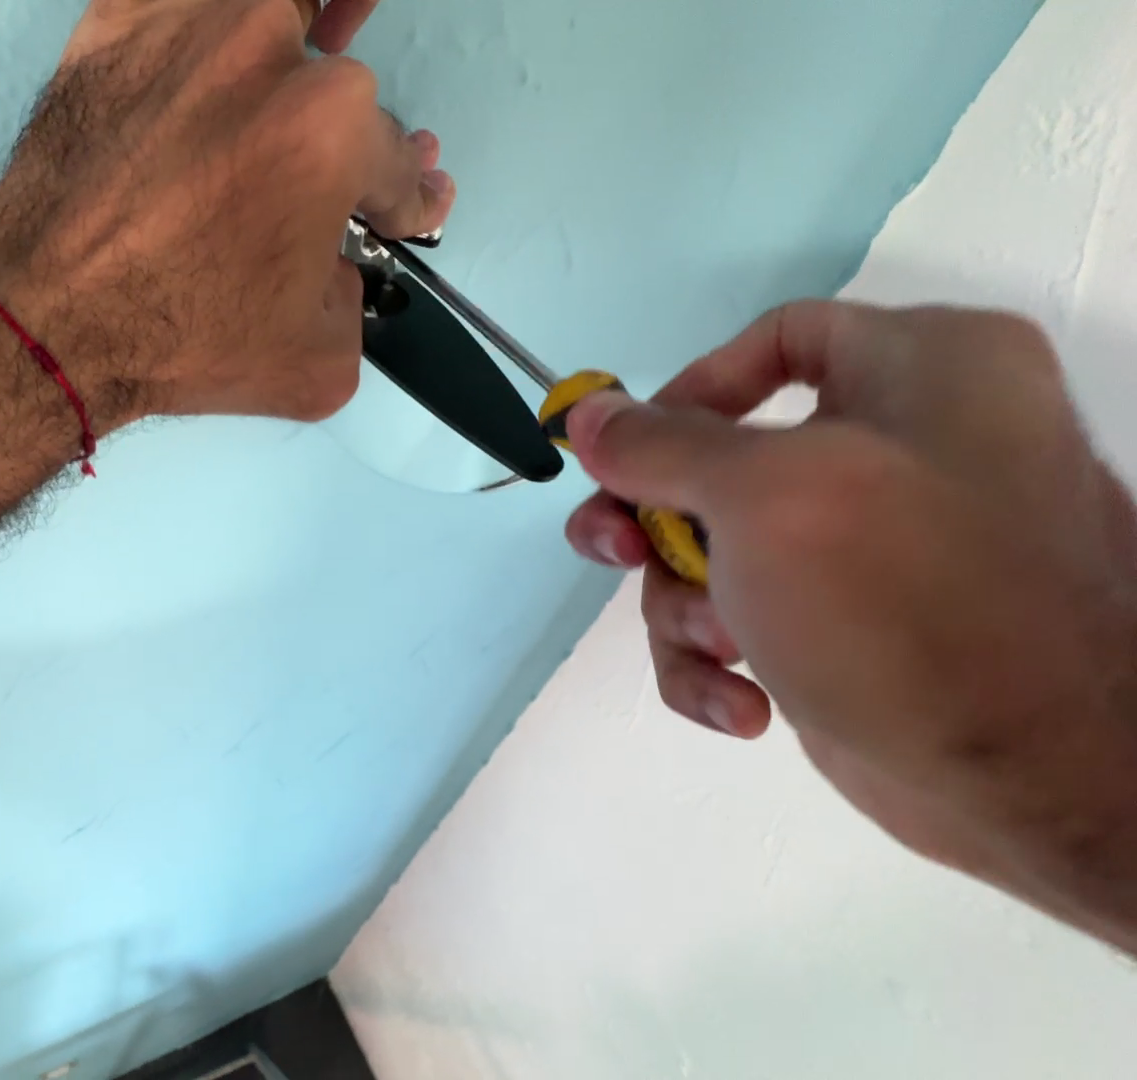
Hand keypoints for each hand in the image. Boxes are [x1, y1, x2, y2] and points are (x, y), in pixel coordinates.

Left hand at [0, 0, 453, 429]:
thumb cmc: (173, 342)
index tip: (405, 211)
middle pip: (338, 86)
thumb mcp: (314, 364)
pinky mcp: (116, 24)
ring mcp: (185, 26)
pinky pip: (182, 13)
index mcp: (330, 131)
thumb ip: (354, 305)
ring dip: (298, 39)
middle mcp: (265, 51)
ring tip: (305, 63)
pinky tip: (216, 63)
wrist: (46, 321)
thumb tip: (334, 271)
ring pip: (270, 14)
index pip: (396, 165)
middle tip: (341, 174)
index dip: (407, 200)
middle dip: (351, 141)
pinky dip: (207, 34)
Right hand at [564, 301, 1136, 948]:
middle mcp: (897, 448)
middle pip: (711, 458)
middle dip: (650, 522)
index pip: (773, 340)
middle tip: (621, 556)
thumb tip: (584, 413)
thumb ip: (660, 445)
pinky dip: (711, 661)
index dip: (686, 392)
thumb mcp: (766, 498)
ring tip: (721, 649)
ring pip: (705, 549)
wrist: (1039, 786)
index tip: (633, 456)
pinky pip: (731, 616)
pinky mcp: (837, 621)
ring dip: (682, 605)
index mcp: (920, 375)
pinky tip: (739, 704)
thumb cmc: (906, 604)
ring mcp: (865, 543)